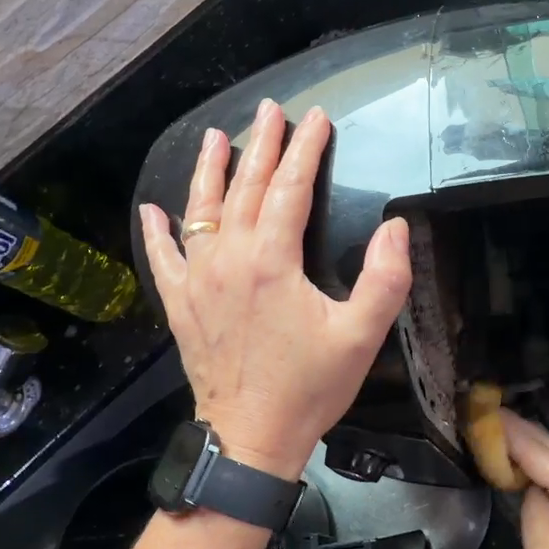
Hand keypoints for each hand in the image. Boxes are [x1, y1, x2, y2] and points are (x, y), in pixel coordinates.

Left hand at [137, 100, 411, 480]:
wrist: (250, 439)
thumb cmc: (309, 386)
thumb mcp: (361, 336)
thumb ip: (385, 278)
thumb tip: (395, 226)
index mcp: (271, 261)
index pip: (290, 188)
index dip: (305, 149)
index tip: (317, 117)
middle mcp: (229, 259)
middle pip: (245, 188)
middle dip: (262, 144)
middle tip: (271, 109)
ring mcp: (198, 281)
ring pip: (201, 211)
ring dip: (209, 170)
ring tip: (216, 137)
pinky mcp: (180, 305)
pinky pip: (164, 258)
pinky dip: (158, 232)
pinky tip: (153, 210)